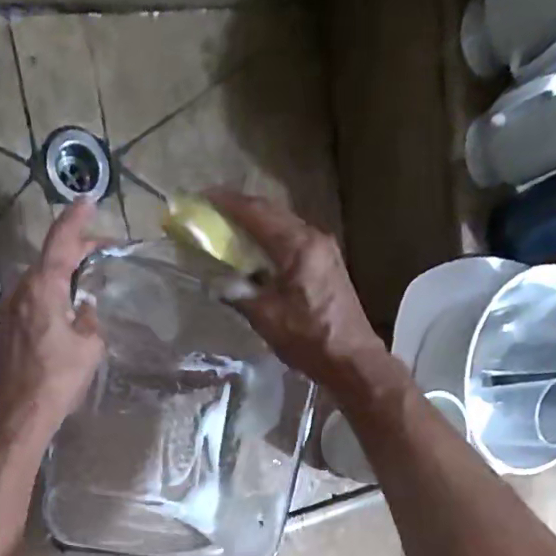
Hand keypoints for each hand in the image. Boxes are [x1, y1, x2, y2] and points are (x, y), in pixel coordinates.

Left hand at [0, 200, 106, 444]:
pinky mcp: (6, 327)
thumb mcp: (88, 347)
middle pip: (49, 257)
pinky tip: (66, 304)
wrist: (19, 412)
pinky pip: (32, 298)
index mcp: (43, 287)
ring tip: (87, 275)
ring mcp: (9, 308)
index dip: (76, 219)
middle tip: (102, 249)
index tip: (88, 201)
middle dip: (75, 249)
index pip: (61, 241)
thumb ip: (89, 320)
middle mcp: (21, 290)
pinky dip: (51, 292)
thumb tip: (85, 310)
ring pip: (39, 278)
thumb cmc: (58, 378)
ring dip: (62, 272)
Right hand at [204, 190, 388, 387]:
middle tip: (213, 210)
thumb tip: (215, 280)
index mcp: (297, 246)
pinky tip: (256, 251)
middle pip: (272, 213)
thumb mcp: (265, 317)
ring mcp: (324, 249)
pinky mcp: (328, 263)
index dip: (228, 202)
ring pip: (284, 225)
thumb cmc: (308, 338)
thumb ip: (238, 292)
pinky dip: (271, 239)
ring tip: (230, 227)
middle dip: (241, 209)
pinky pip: (293, 239)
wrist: (351, 359)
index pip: (257, 213)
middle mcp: (314, 238)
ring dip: (256, 223)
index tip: (204, 196)